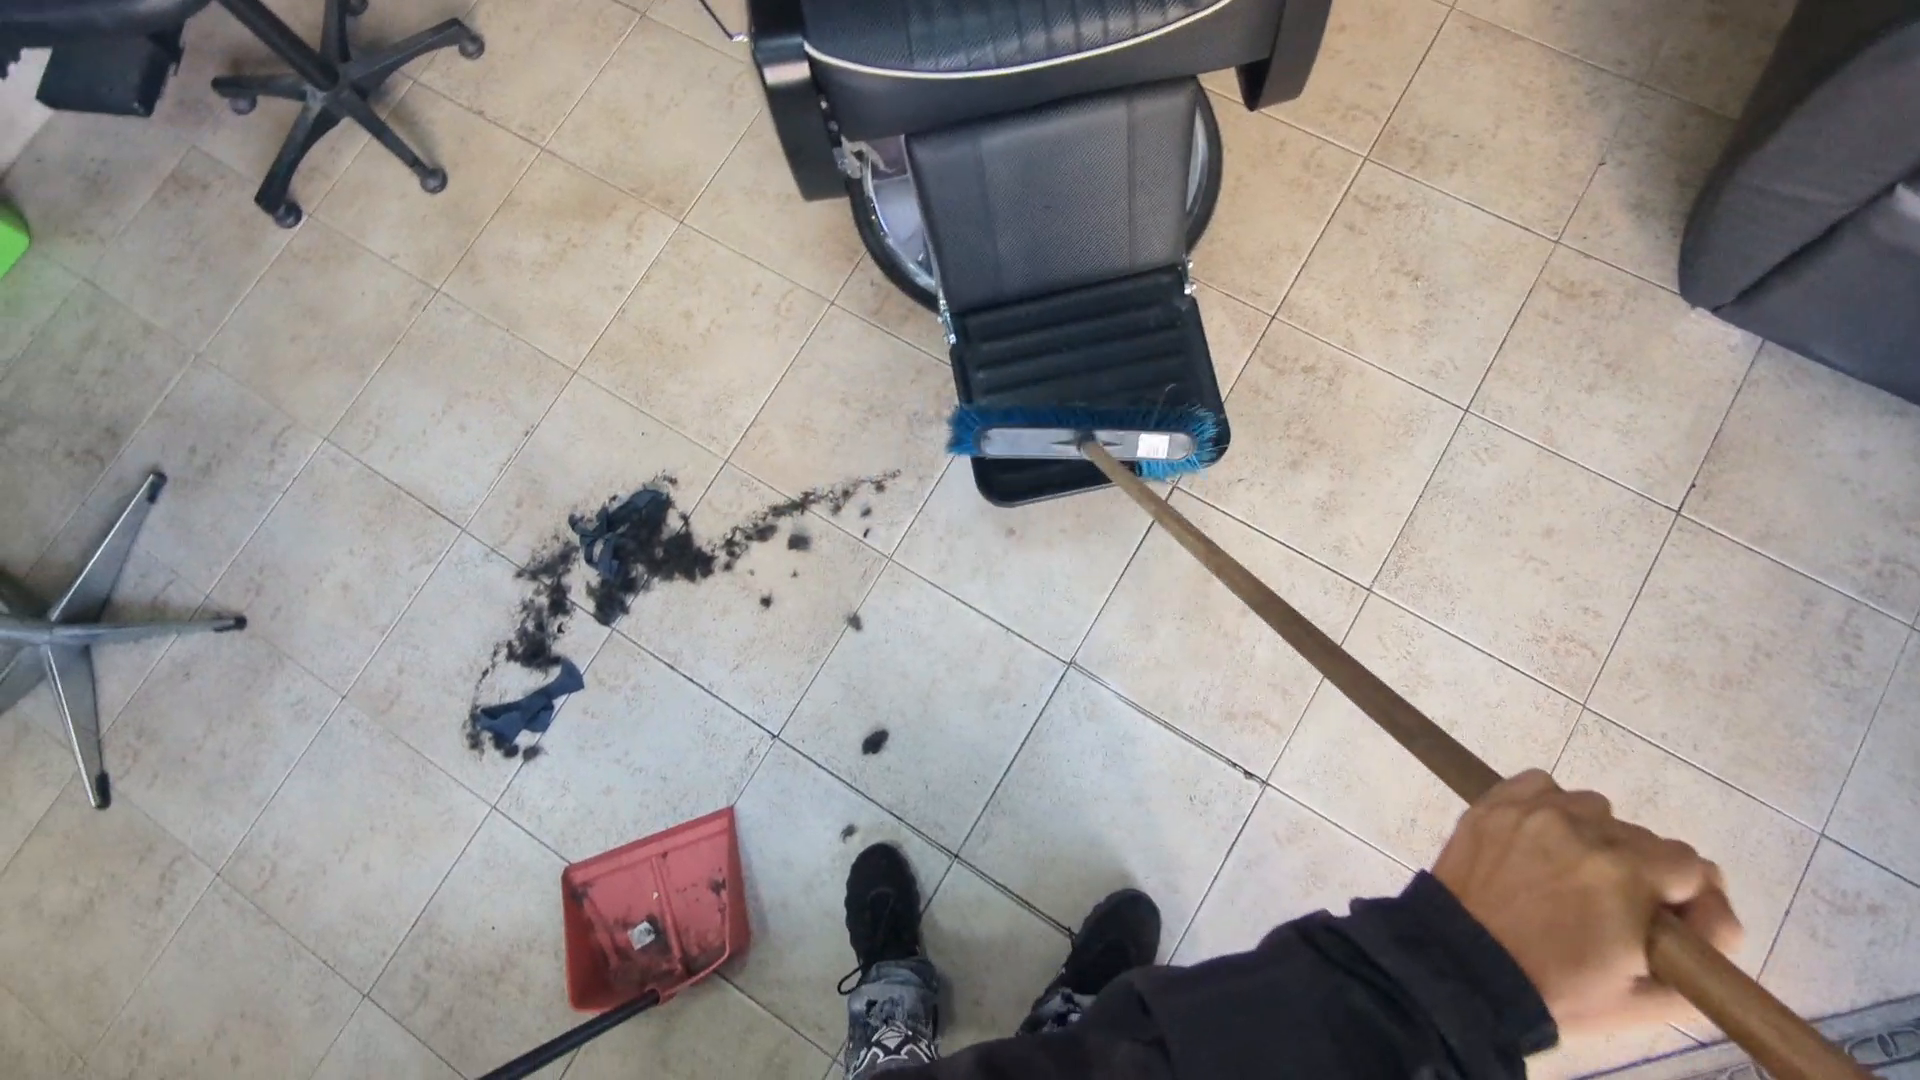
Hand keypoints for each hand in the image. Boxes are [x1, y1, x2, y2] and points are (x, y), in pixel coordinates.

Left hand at [1430, 770, 1743, 1034]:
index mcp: (1626, 875)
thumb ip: (1707, 951)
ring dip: (1594, 838)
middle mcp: (1581, 831)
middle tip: (1611, 907)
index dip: (1687, 896)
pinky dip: (1549, 807)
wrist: (1460, 965)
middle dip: (1639, 872)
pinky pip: (1540, 785)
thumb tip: (1717, 910)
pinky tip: (1542, 842)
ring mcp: (1531, 812)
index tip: (1666, 920)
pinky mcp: (1492, 804)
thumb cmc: (1556, 988)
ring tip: (1571, 876)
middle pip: (1642, 839)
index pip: (1693, 865)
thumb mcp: (1650, 997)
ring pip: (1594, 810)